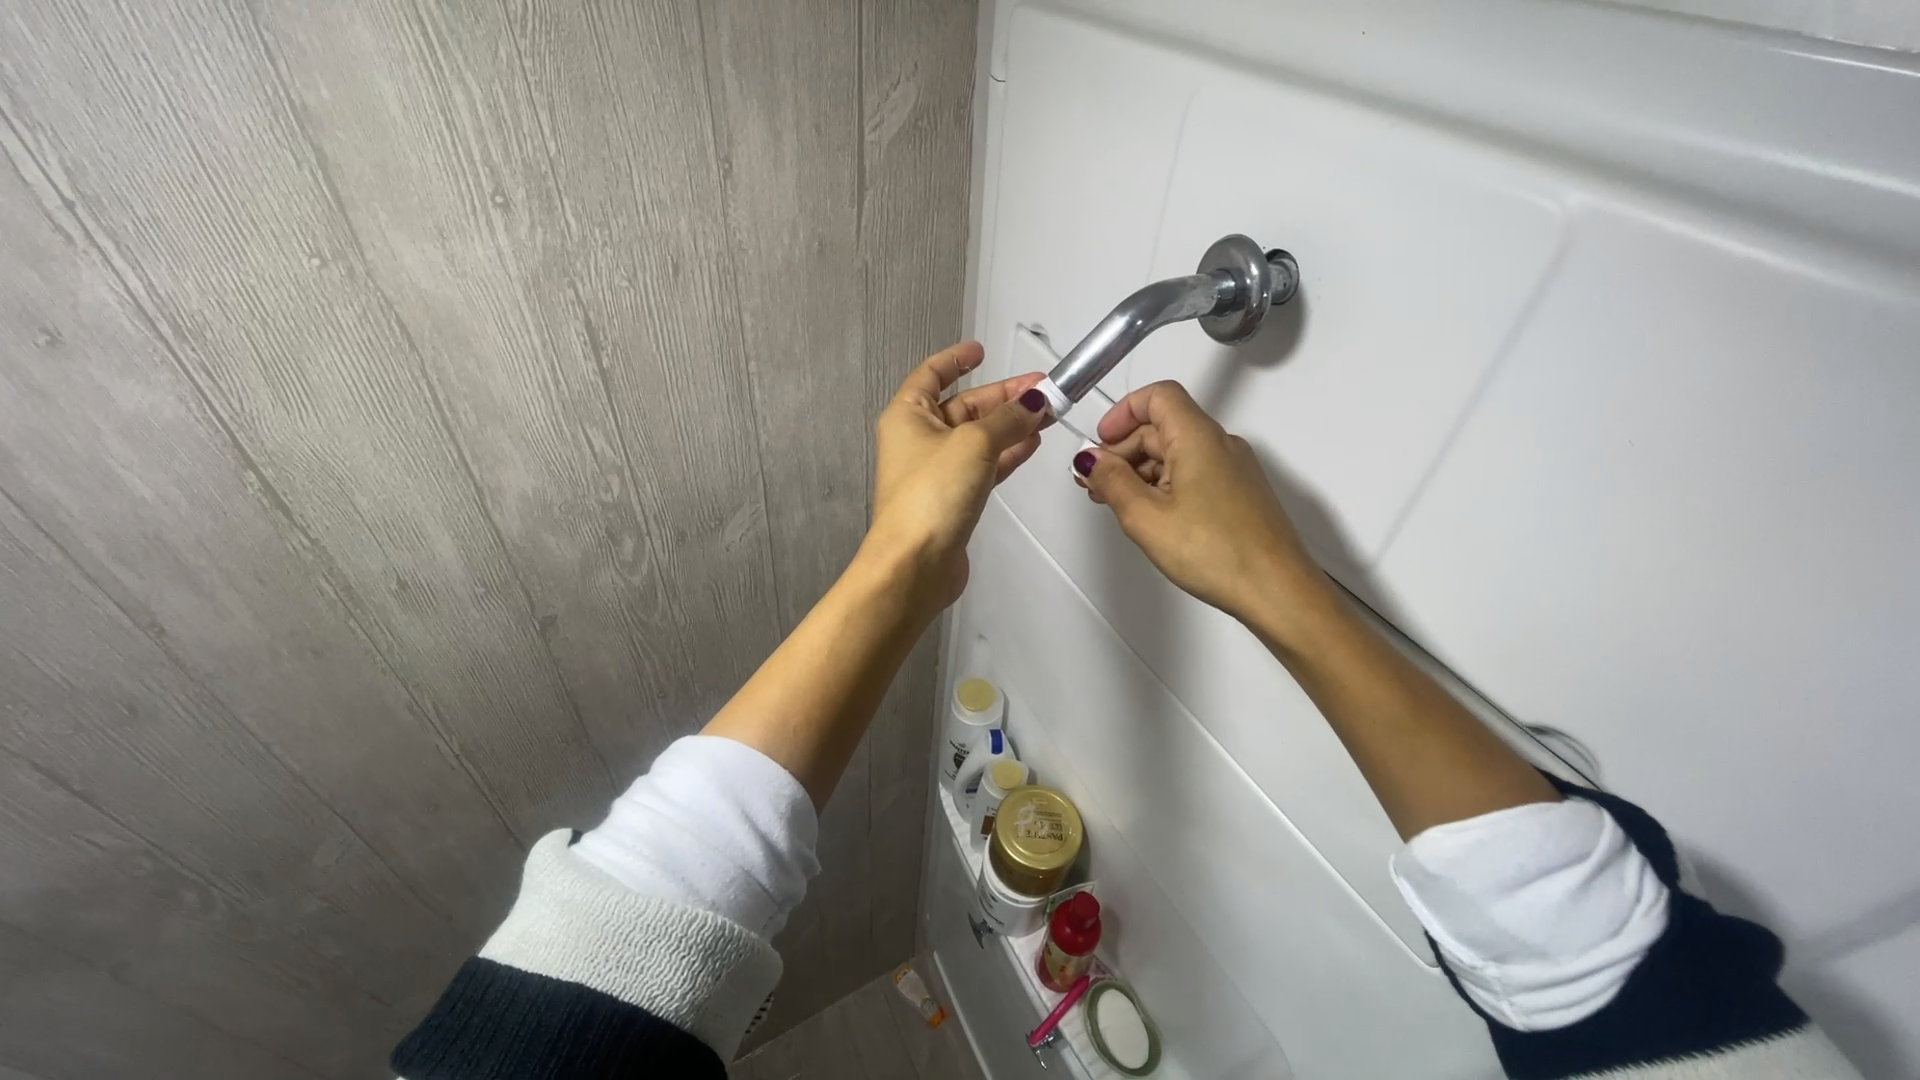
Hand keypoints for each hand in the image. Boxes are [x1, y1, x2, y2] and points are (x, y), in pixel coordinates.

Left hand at [865, 341, 1048, 611]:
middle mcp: (918, 440)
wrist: (916, 563)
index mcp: (908, 416)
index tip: (980, 351)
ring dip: (1012, 424)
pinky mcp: (954, 498)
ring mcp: (937, 470)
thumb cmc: (927, 499)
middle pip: (965, 406)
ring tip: (1047, 412)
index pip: (932, 374)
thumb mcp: (974, 442)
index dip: (956, 359)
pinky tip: (1031, 443)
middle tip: (1042, 388)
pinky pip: (985, 464)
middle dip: (1003, 396)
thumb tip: (1035, 403)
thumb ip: (1009, 419)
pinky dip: (1008, 452)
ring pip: (980, 436)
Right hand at [1074, 380, 1326, 626]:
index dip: (1122, 412)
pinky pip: (1193, 475)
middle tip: (1094, 486)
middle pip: (1162, 427)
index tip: (1099, 443)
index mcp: (1198, 437)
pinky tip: (1149, 516)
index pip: (1158, 397)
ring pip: (1176, 454)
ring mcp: (1233, 470)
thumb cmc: (1216, 552)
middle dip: (1122, 450)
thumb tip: (1089, 459)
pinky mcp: (1238, 494)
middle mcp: (1220, 444)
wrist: (1278, 591)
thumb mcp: (1147, 517)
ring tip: (1116, 506)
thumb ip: (1112, 482)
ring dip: (1140, 472)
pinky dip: (1163, 486)